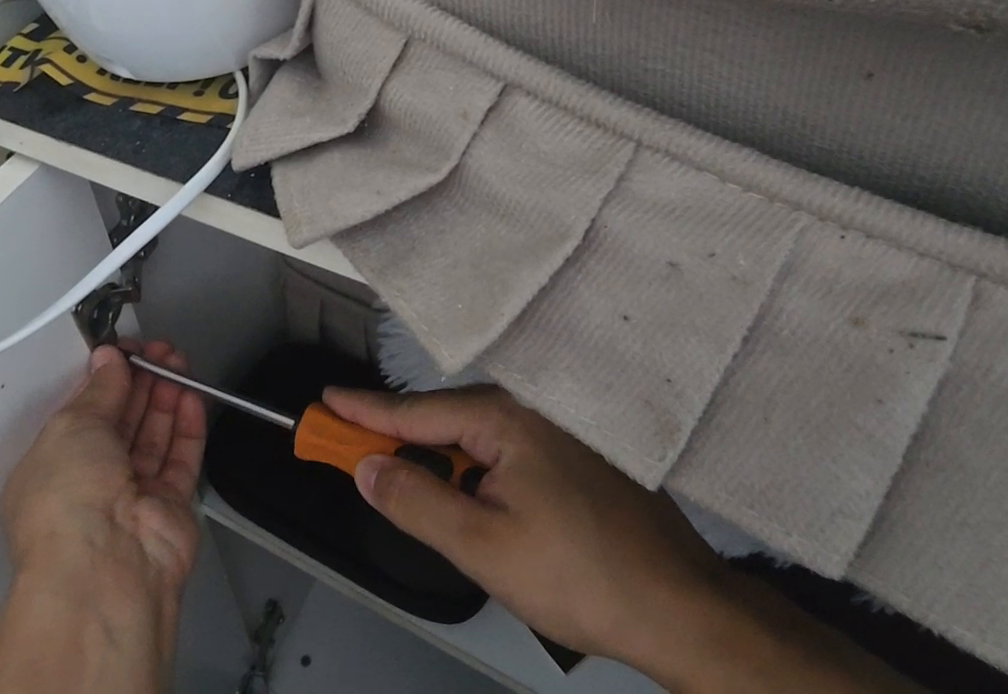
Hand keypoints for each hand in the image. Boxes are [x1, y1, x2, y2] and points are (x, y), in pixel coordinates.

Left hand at [0, 340, 207, 598]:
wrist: (105, 568)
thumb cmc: (67, 503)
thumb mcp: (72, 426)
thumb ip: (99, 389)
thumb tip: (108, 361)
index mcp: (52, 466)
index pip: (83, 412)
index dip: (106, 378)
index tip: (125, 351)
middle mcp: (90, 483)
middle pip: (121, 421)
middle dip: (141, 381)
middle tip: (159, 351)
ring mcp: (131, 496)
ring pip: (153, 436)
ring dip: (166, 396)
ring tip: (178, 363)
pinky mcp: (169, 506)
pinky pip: (180, 457)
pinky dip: (187, 425)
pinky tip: (191, 396)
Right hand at [323, 385, 724, 663]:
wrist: (683, 608)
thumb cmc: (580, 576)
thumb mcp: (481, 546)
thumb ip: (417, 500)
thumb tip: (368, 466)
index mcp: (506, 419)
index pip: (416, 411)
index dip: (364, 411)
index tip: (325, 400)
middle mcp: (534, 410)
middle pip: (447, 420)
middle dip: (401, 439)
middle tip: (354, 452)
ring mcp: (561, 431)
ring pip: (479, 439)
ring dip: (442, 462)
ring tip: (417, 490)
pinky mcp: (579, 456)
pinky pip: (508, 450)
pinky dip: (477, 469)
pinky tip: (476, 500)